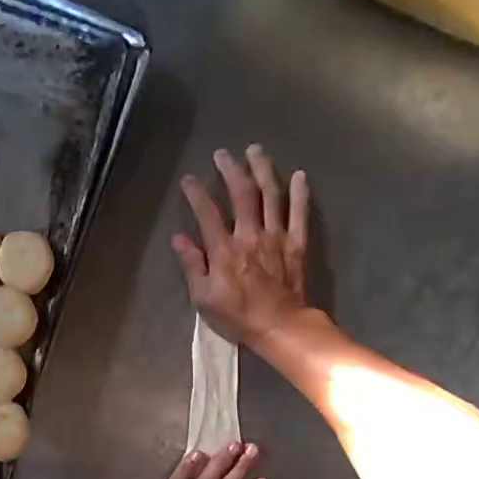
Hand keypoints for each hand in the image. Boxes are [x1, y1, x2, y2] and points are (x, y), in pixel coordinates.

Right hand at [172, 144, 310, 345]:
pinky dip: (299, 192)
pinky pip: (299, 213)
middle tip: (223, 154)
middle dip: (230, 170)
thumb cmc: (238, 316)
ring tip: (255, 151)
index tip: (189, 180)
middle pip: (241, 194)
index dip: (196, 193)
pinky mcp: (297, 243)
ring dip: (262, 169)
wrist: (281, 327)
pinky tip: (298, 175)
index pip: (207, 213)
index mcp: (224, 250)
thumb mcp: (204, 298)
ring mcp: (276, 237)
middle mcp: (250, 235)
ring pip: (270, 195)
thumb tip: (179, 239)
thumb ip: (192, 266)